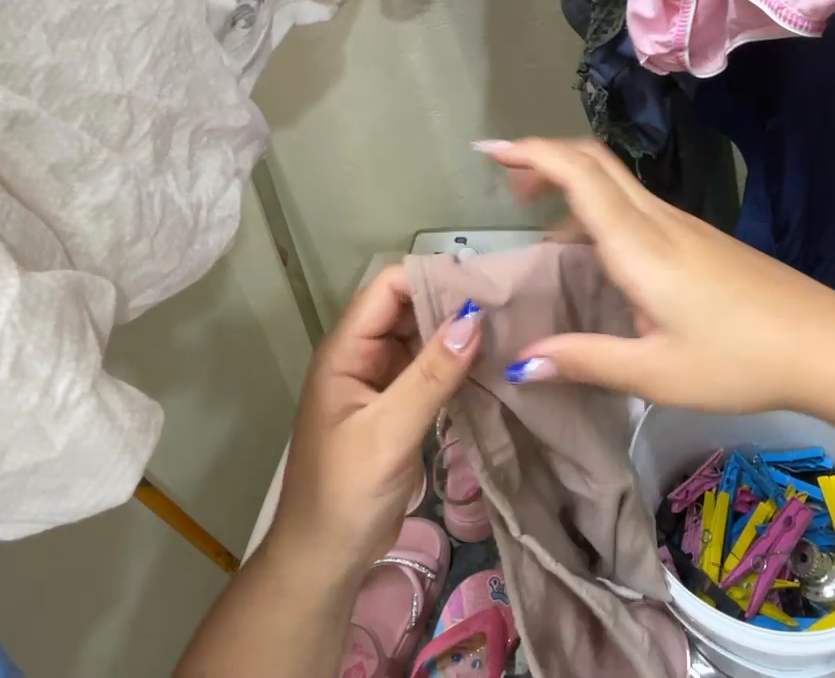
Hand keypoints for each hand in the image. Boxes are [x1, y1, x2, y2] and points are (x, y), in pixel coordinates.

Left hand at [272, 266, 481, 574]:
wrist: (326, 556)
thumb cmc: (346, 492)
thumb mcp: (389, 431)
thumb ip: (431, 374)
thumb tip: (474, 316)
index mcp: (346, 350)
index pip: (388, 289)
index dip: (431, 278)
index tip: (483, 284)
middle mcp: (362, 356)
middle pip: (407, 308)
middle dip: (450, 302)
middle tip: (507, 305)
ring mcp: (380, 382)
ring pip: (421, 339)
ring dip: (456, 333)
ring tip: (508, 328)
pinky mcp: (398, 407)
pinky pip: (428, 370)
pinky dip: (455, 364)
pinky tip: (491, 364)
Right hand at [481, 138, 834, 416]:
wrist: (828, 346)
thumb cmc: (740, 360)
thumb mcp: (656, 373)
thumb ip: (584, 361)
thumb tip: (519, 361)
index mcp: (639, 245)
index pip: (578, 175)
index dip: (530, 153)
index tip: (489, 150)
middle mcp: (657, 220)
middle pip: (594, 161)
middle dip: (544, 157)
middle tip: (505, 180)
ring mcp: (682, 224)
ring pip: (614, 181)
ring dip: (570, 183)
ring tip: (537, 221)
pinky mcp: (698, 237)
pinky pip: (634, 205)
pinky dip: (597, 207)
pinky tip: (594, 254)